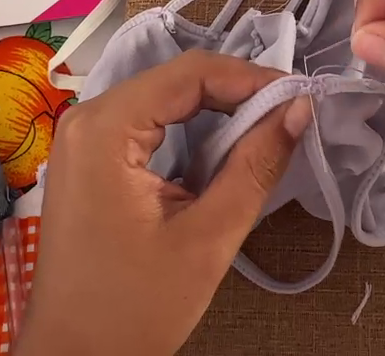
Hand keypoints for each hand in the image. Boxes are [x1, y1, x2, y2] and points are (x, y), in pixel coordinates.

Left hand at [16, 50, 310, 355]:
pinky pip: (150, 120)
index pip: (189, 74)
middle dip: (236, 91)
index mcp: (105, 127)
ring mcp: (85, 134)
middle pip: (176, 80)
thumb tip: (299, 108)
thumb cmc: (133, 310)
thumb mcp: (206, 239)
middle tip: (287, 111)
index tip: (297, 95)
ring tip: (266, 124)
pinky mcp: (91, 154)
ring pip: (166, 96)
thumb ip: (255, 165)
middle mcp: (88, 116)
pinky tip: (225, 143)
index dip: (249, 77)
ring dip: (217, 108)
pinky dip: (191, 127)